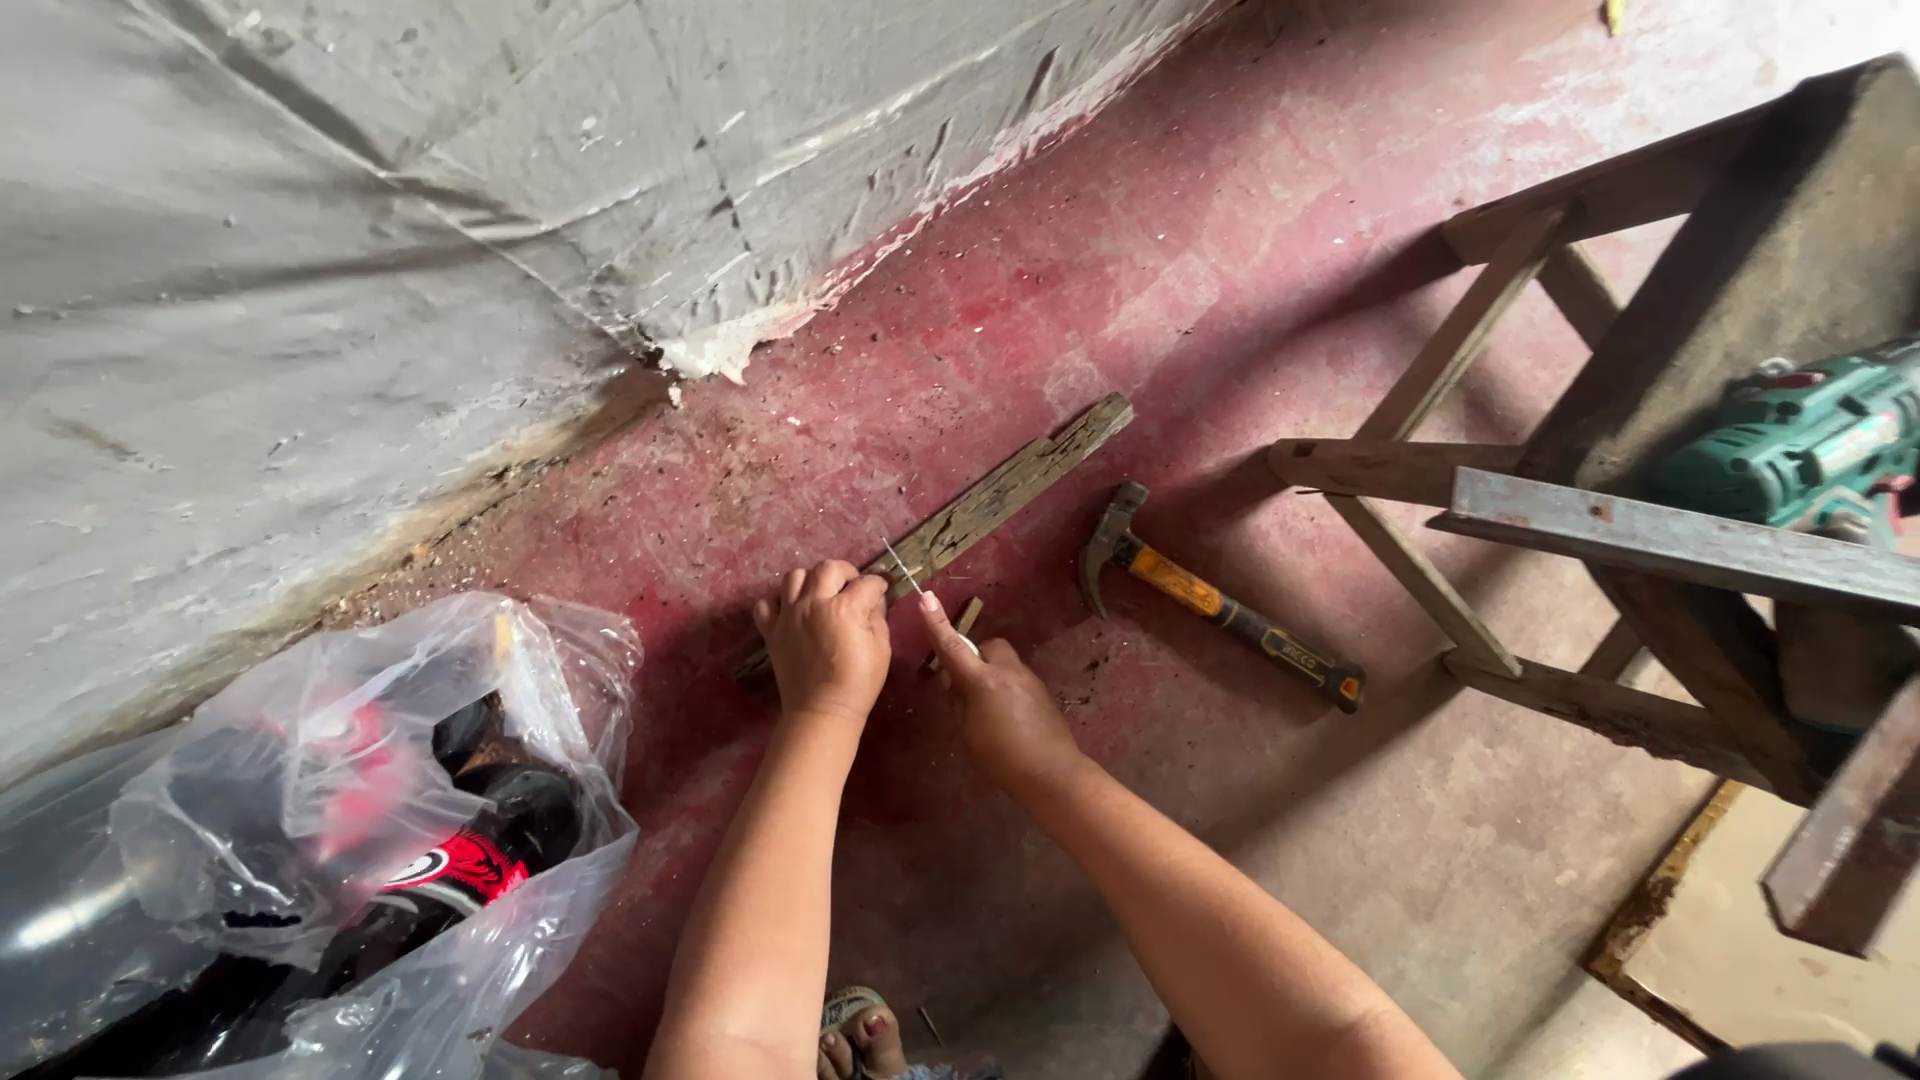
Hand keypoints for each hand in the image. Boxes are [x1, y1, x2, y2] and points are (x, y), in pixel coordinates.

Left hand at [753, 561, 891, 724]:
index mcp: (845, 608)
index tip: (882, 591)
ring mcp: (788, 615)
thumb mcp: (881, 648)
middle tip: (852, 589)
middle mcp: (813, 603)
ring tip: (820, 595)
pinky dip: (778, 602)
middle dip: (846, 573)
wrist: (823, 711)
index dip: (879, 585)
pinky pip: (766, 603)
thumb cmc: (859, 682)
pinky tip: (791, 611)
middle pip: (828, 568)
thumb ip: (878, 615)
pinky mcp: (771, 630)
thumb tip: (874, 598)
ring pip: (794, 576)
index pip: (867, 583)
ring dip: (811, 580)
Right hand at [919, 593, 1086, 793]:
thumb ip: (959, 702)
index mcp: (983, 682)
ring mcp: (1028, 678)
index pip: (952, 647)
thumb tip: (956, 682)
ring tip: (988, 709)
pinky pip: (1015, 678)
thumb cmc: (1002, 758)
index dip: (937, 623)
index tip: (926, 598)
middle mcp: (1006, 671)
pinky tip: (1009, 718)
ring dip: (991, 673)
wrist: (1052, 773)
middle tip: (967, 685)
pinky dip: (1006, 687)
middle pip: (986, 646)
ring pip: (1003, 661)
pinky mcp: (1041, 690)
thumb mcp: (967, 733)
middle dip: (974, 656)